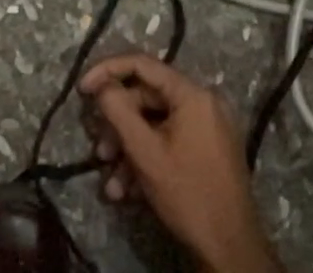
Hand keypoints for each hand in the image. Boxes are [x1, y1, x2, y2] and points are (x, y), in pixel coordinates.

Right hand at [80, 55, 277, 272]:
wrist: (230, 248)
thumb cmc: (187, 193)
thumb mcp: (145, 151)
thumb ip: (118, 110)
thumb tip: (101, 85)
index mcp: (193, 95)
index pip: (142, 65)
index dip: (107, 71)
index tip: (82, 90)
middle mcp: (203, 104)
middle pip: (146, 99)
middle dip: (117, 125)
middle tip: (99, 150)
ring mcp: (207, 129)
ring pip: (154, 125)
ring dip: (128, 150)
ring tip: (111, 181)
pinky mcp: (207, 152)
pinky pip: (168, 142)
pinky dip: (146, 160)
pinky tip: (127, 190)